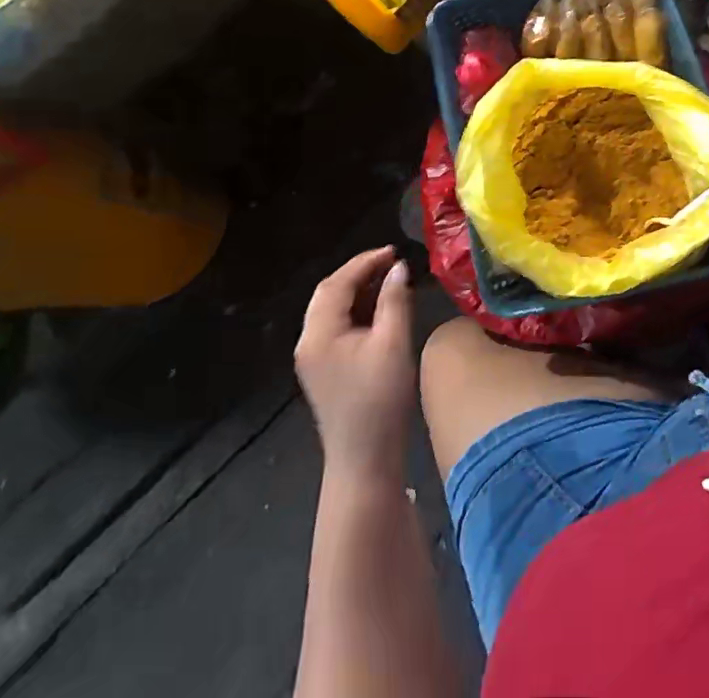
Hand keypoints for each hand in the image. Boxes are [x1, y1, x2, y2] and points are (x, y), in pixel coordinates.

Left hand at [297, 246, 413, 481]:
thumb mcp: (393, 344)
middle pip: (329, 295)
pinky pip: (339, 328)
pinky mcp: (326, 371)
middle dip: (360, 273)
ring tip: (392, 280)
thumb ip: (395, 301)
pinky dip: (359, 311)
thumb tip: (399, 269)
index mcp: (318, 333)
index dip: (364, 262)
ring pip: (333, 312)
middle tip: (393, 262)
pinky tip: (382, 310)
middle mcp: (308, 342)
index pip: (336, 284)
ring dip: (360, 292)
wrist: (364, 457)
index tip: (394, 250)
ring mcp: (315, 358)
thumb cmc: (380, 399)